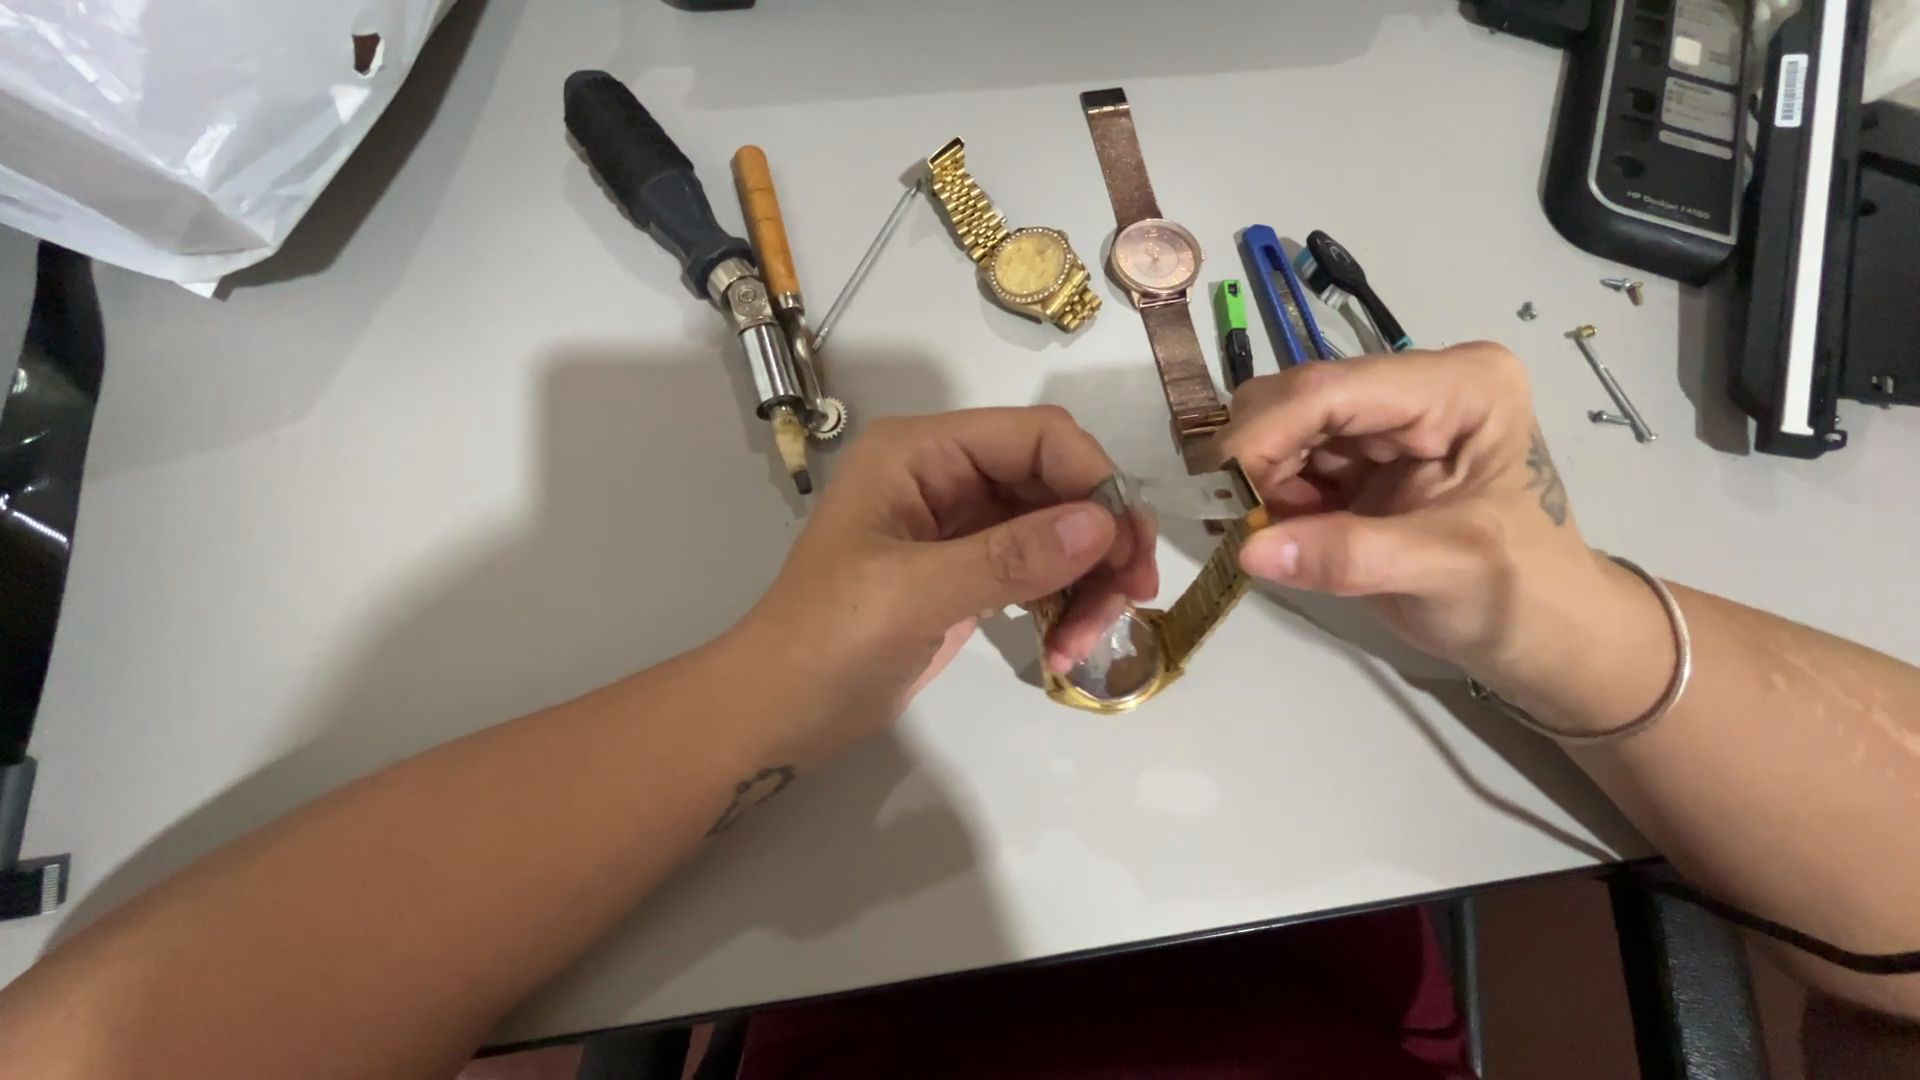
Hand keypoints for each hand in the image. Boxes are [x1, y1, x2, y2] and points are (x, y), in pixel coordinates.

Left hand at [732, 407, 1156, 761]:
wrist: (780, 713)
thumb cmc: (823, 644)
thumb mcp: (908, 596)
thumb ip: (1006, 559)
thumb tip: (1103, 526)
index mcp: (921, 453)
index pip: (1035, 436)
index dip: (1091, 479)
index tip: (1124, 549)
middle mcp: (947, 475)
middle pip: (1057, 482)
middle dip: (1099, 539)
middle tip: (1129, 600)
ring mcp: (962, 526)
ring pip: (1059, 530)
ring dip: (1088, 581)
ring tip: (1084, 644)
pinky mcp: (973, 572)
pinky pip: (1042, 570)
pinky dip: (1065, 603)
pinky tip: (1065, 648)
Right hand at [1216, 344, 1667, 711]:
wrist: (1540, 630)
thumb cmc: (1519, 594)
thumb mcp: (1446, 571)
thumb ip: (1349, 556)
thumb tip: (1248, 551)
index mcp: (1457, 387)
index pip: (1329, 390)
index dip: (1263, 436)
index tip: (1217, 495)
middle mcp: (1411, 386)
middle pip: (1291, 400)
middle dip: (1257, 461)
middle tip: (1249, 525)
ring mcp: (1378, 420)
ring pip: (1274, 428)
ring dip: (1259, 484)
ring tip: (1285, 536)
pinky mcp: (1353, 456)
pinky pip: (1279, 461)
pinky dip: (1265, 497)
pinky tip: (1289, 533)